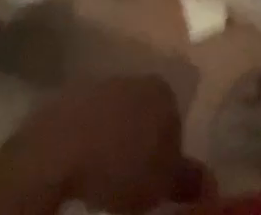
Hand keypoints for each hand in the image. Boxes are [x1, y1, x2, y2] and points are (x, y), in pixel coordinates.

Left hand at [0, 75, 213, 214]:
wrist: (52, 163)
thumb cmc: (121, 170)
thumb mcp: (164, 182)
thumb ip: (189, 178)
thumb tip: (209, 182)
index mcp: (159, 89)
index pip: (173, 112)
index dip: (168, 144)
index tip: (160, 172)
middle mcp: (125, 78)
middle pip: (137, 107)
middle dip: (136, 134)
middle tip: (133, 173)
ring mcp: (87, 86)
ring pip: (104, 112)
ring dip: (104, 135)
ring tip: (101, 173)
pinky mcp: (52, 103)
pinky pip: (73, 122)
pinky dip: (77, 140)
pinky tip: (75, 167)